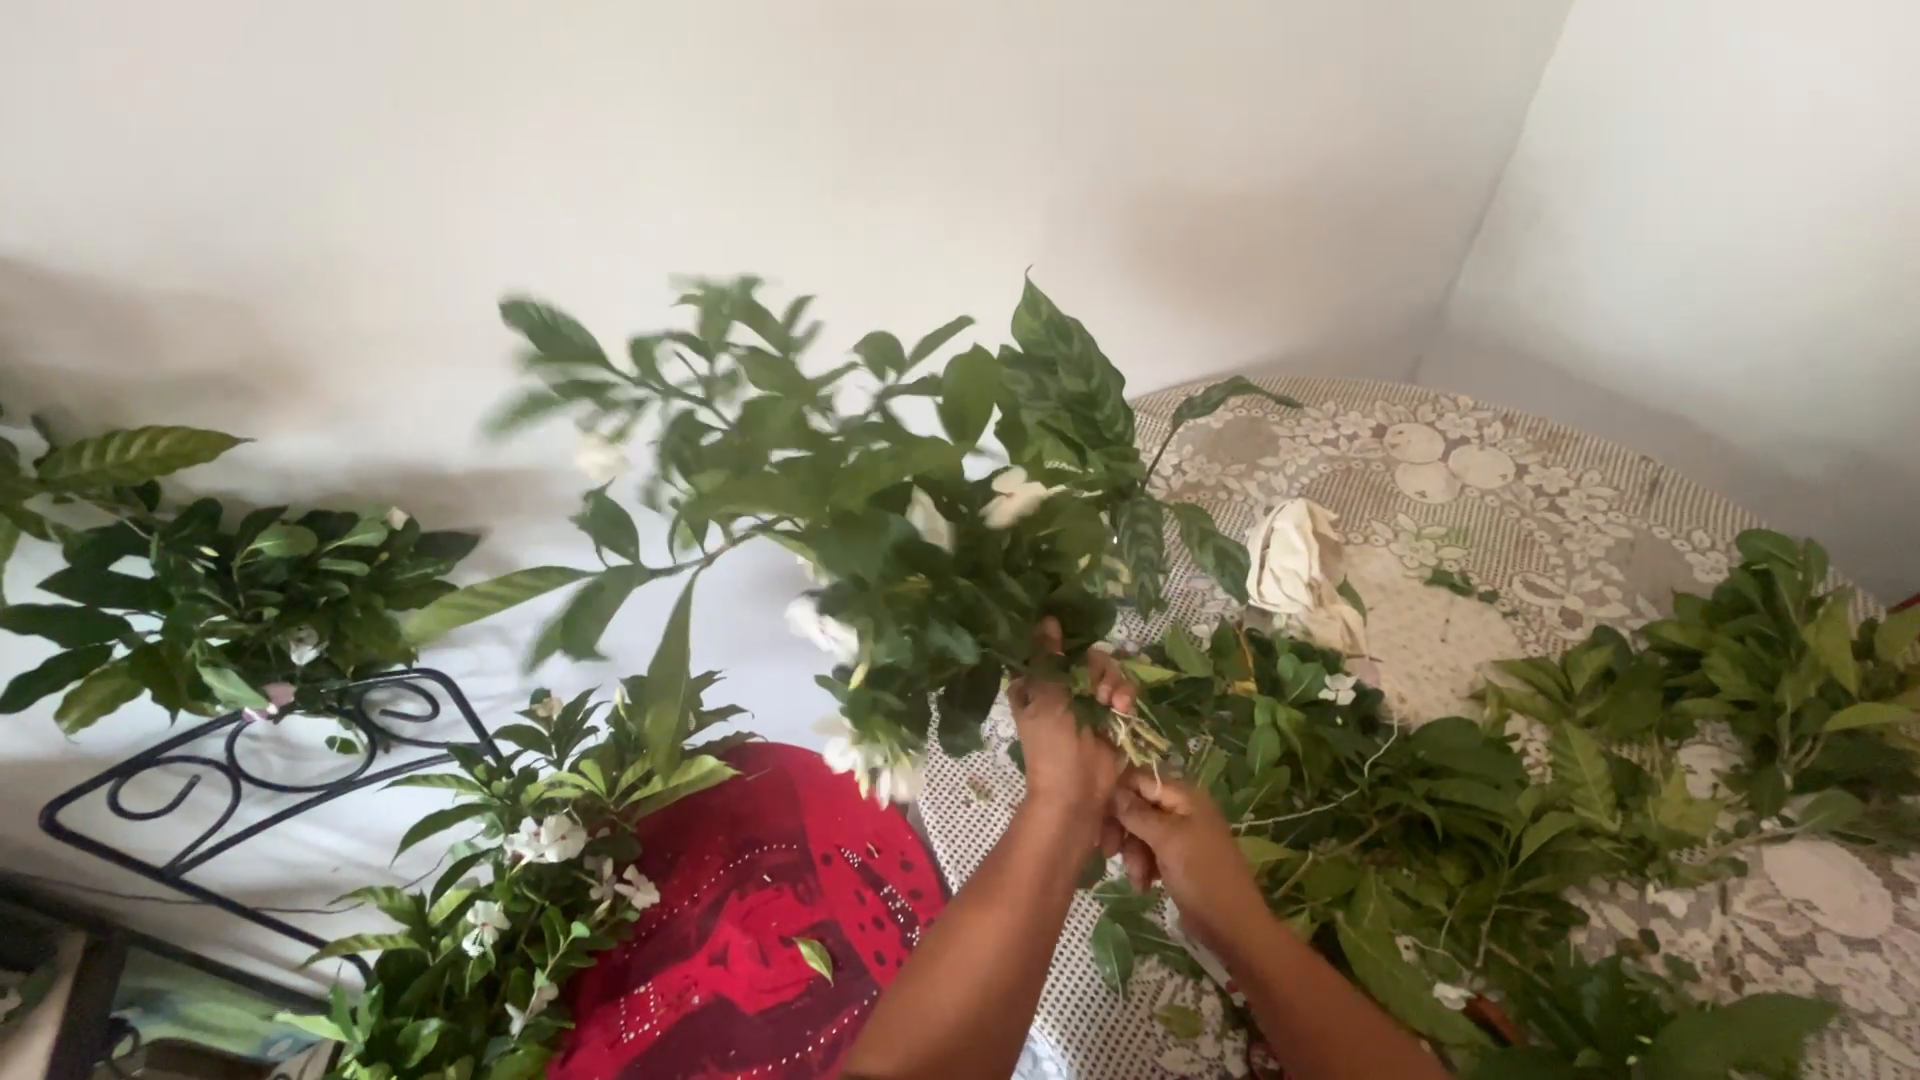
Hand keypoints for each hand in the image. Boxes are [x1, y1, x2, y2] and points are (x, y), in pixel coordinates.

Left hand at [1007, 618, 1133, 837]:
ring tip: (1113, 704)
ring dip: (1113, 683)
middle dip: (1096, 669)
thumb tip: (1047, 618)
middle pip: (1085, 657)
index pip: (1053, 649)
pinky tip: (1123, 708)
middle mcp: (1061, 687)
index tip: (1077, 648)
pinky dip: (1124, 695)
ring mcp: (1087, 700)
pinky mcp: (1110, 713)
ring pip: (1106, 671)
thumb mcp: (1045, 696)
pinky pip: (1122, 689)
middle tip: (1097, 689)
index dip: (1067, 644)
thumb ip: (1048, 657)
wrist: (1077, 791)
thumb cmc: (1052, 744)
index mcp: (1036, 683)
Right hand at [1110, 770, 1270, 954]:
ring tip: (1138, 878)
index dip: (1118, 795)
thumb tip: (1112, 790)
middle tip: (1109, 852)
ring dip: (1132, 853)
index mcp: (1184, 796)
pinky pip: (1148, 851)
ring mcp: (1180, 834)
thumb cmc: (1202, 875)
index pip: (1139, 779)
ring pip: (1139, 831)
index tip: (1099, 819)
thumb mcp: (1167, 840)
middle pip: (1137, 806)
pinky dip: (1142, 866)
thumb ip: (1137, 813)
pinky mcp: (1176, 858)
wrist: (1233, 926)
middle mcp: (1181, 809)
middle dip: (1123, 829)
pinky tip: (1144, 885)